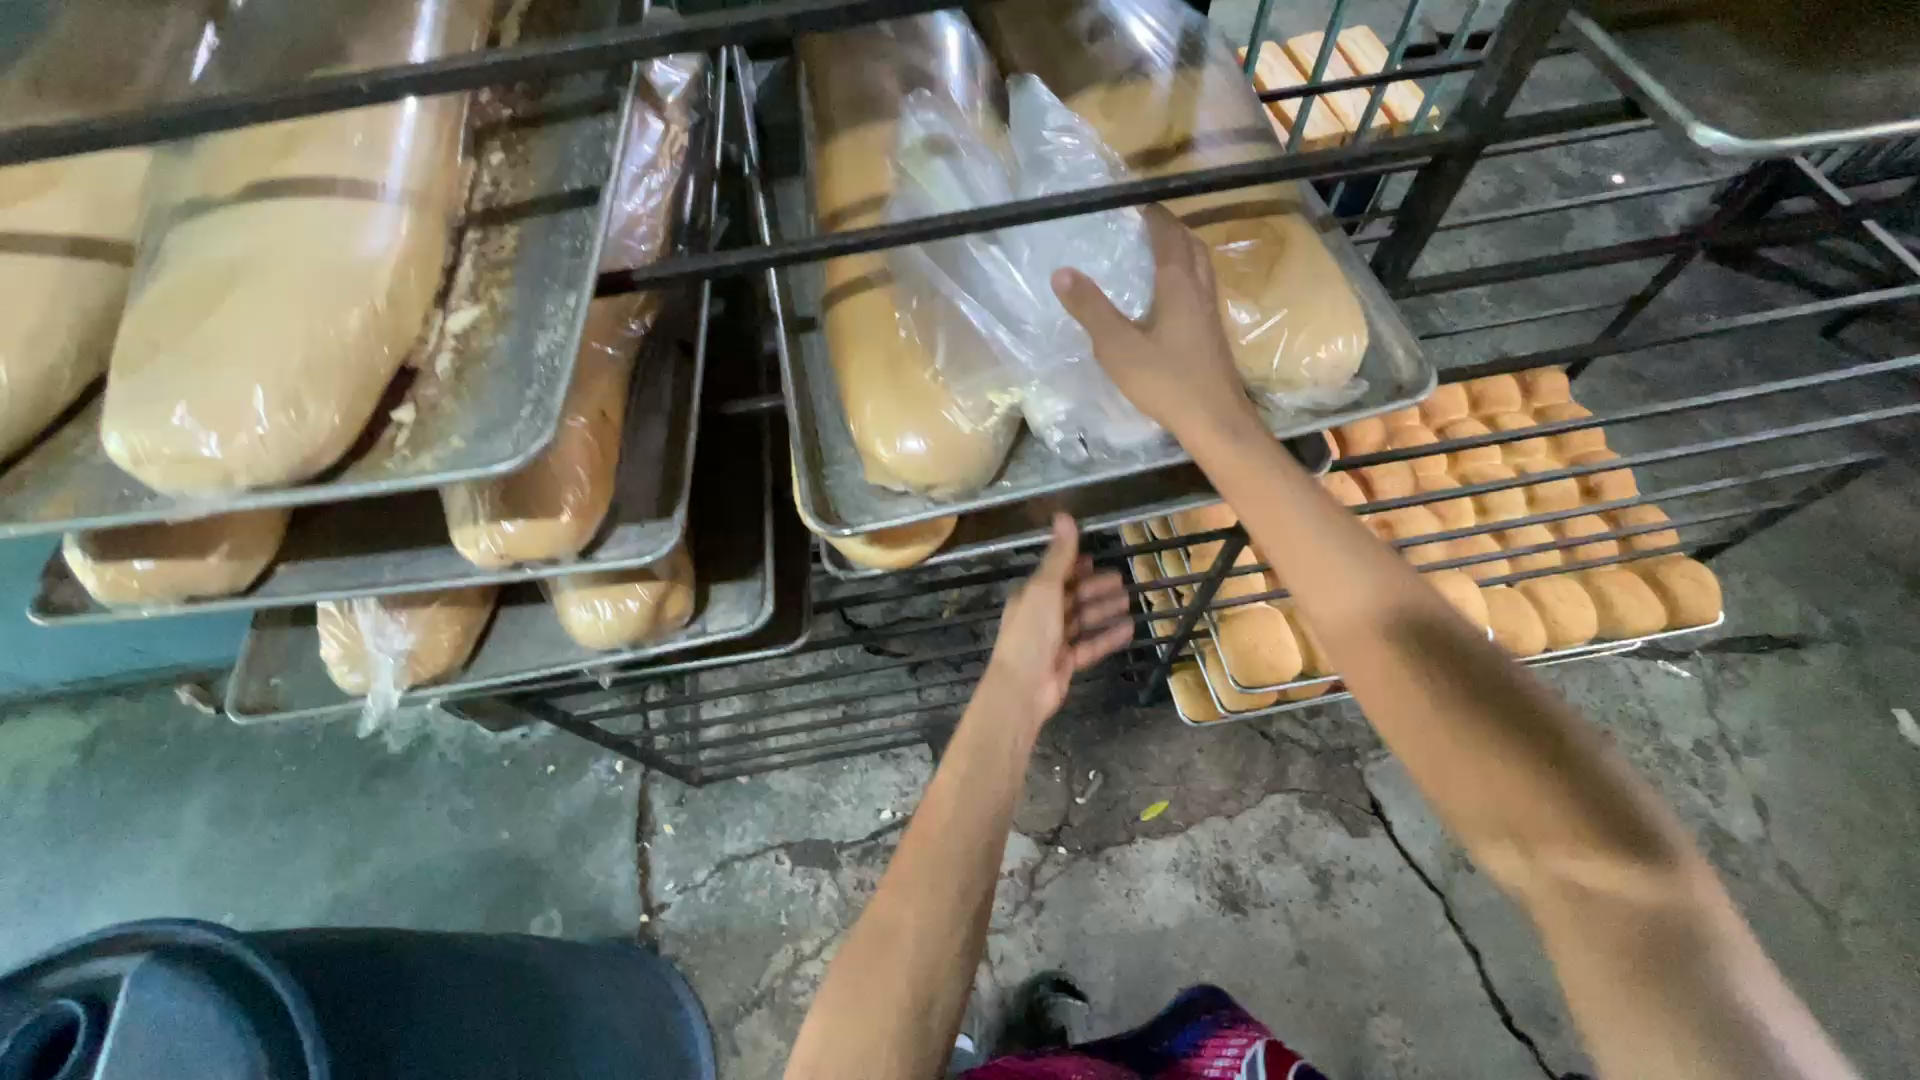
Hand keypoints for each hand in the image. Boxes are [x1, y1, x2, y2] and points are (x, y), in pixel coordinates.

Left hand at [980, 514, 1134, 733]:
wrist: (1022, 688)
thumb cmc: (1030, 633)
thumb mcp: (1045, 589)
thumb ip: (1059, 556)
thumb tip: (1064, 516)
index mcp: (1030, 596)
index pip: (1054, 575)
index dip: (1074, 566)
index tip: (1096, 558)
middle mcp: (1040, 616)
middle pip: (1071, 597)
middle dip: (1094, 588)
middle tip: (1122, 579)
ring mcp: (1052, 641)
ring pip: (1082, 620)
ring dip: (1103, 610)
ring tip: (1129, 600)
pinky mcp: (1065, 663)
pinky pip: (1090, 645)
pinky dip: (1107, 637)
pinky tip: (1128, 629)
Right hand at [1052, 203, 1255, 437]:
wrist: (1215, 420)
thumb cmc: (1166, 382)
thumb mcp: (1118, 347)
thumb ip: (1091, 309)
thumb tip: (1062, 272)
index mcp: (1179, 287)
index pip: (1169, 238)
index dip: (1155, 219)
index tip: (1138, 206)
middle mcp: (1200, 293)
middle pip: (1193, 248)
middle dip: (1174, 231)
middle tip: (1152, 226)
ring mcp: (1211, 316)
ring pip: (1203, 270)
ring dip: (1186, 254)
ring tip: (1164, 255)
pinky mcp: (1214, 338)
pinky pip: (1203, 293)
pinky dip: (1189, 280)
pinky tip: (1176, 301)